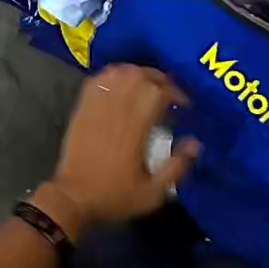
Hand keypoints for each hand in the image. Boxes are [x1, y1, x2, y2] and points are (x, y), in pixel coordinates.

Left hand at [35, 64, 198, 240]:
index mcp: (135, 126)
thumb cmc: (115, 195)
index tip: (184, 103)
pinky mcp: (82, 106)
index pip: (158, 92)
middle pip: (138, 74)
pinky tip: (120, 84)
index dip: (175, 92)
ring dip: (136, 73)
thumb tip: (194, 143)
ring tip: (147, 85)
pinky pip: (98, 79)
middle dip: (158, 78)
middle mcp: (116, 108)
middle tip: (169, 91)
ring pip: (118, 72)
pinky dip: (112, 75)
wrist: (74, 196)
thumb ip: (177, 166)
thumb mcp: (154, 192)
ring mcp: (96, 104)